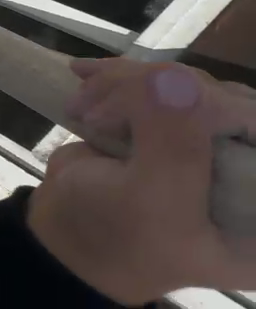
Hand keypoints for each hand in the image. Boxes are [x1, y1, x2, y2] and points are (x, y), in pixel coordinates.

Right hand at [27, 59, 255, 303]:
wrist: (70, 232)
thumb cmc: (121, 234)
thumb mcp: (153, 203)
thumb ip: (175, 148)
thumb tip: (175, 79)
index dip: (217, 108)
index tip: (149, 104)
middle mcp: (252, 171)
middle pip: (227, 101)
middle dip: (153, 91)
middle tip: (97, 108)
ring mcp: (212, 147)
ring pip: (186, 84)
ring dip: (123, 83)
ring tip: (82, 107)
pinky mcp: (172, 130)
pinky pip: (157, 84)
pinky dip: (113, 75)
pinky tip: (82, 75)